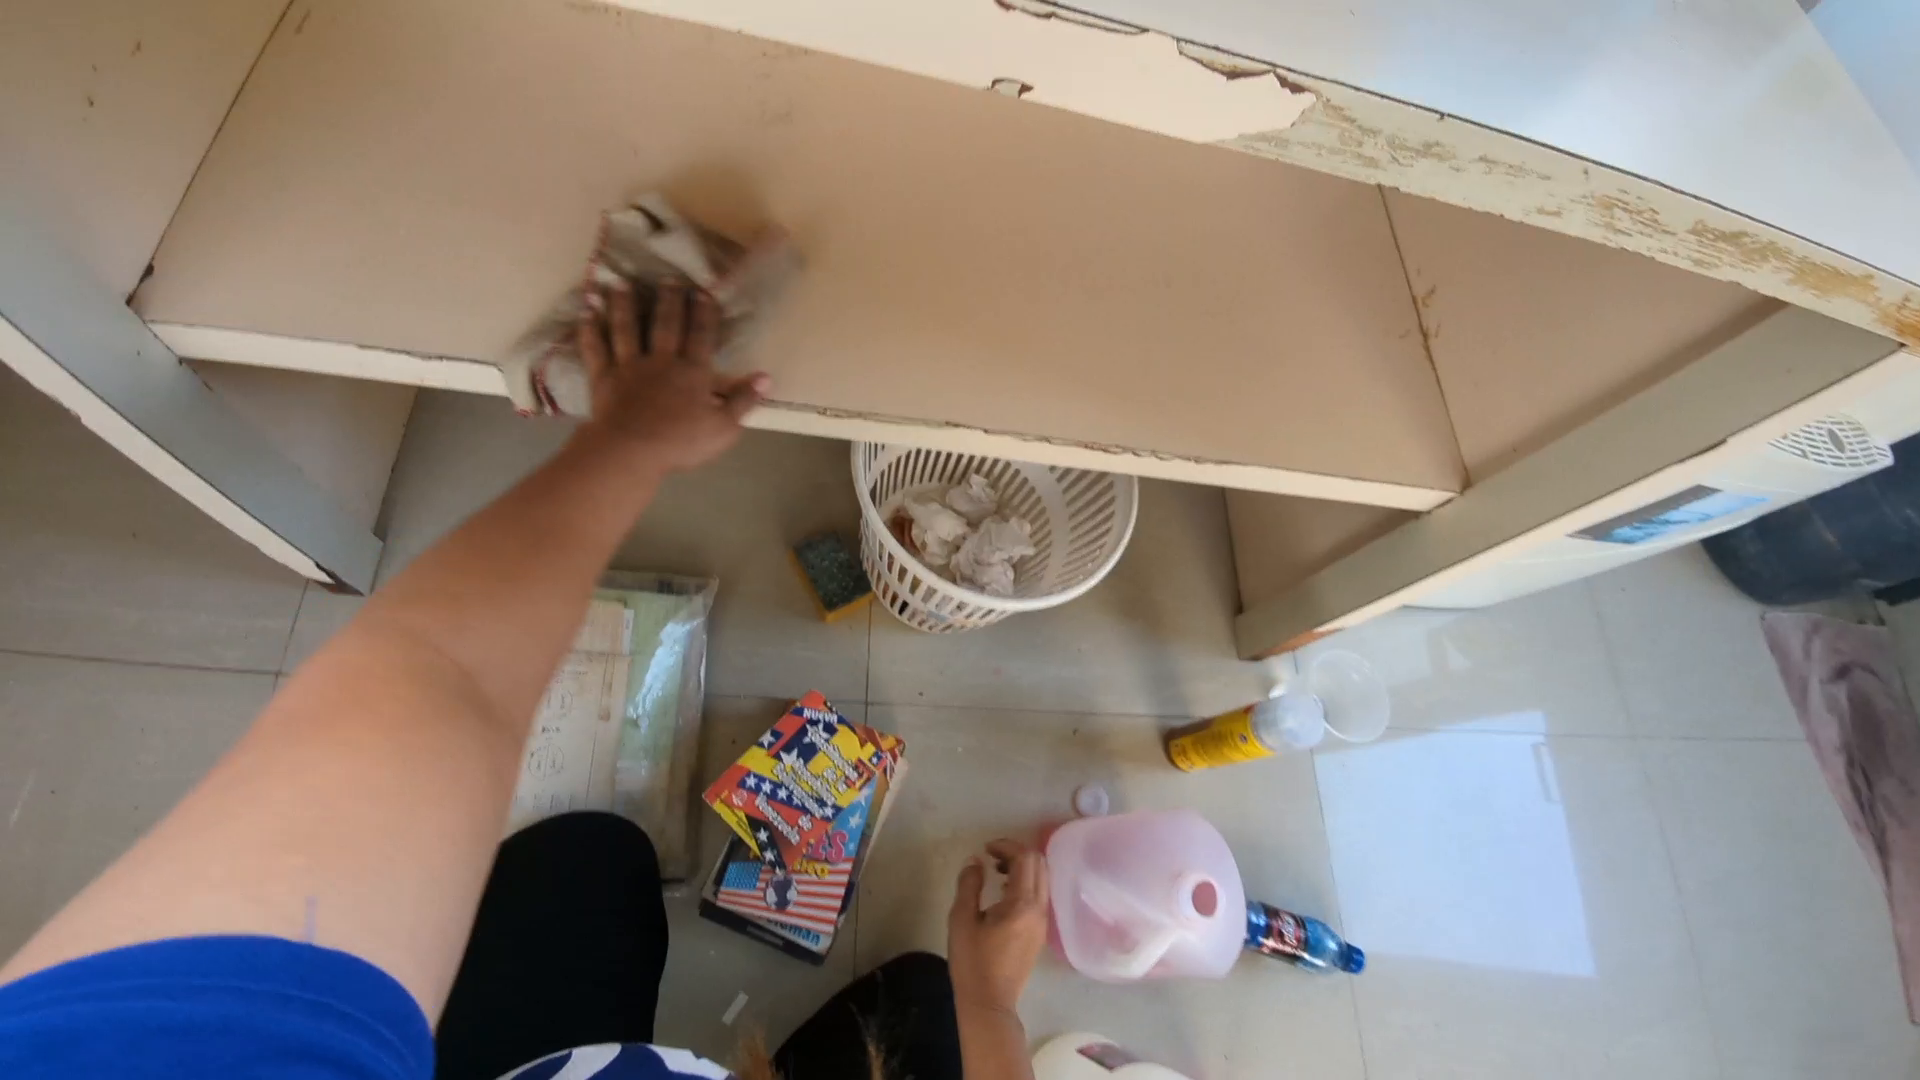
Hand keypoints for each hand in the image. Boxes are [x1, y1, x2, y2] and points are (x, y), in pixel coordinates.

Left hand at [574, 279, 769, 472]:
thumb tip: (765, 377)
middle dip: (668, 300)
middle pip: (665, 324)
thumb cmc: (682, 441)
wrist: (631, 450)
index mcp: (693, 372)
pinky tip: (587, 311)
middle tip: (668, 279)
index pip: (701, 336)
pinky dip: (591, 328)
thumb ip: (744, 400)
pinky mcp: (603, 377)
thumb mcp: (724, 427)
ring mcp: (629, 366)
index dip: (703, 313)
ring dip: (624, 305)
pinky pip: (596, 347)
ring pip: (627, 328)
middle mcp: (661, 361)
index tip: (703, 292)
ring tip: (622, 283)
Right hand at [948, 839, 1049, 1016]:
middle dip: (1016, 852)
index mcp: (1022, 904)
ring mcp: (1043, 921)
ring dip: (1022, 867)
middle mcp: (1039, 909)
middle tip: (992, 857)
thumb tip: (975, 859)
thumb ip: (969, 884)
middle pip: (1039, 864)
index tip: (986, 849)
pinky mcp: (1040, 931)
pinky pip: (1040, 894)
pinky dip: (1026, 882)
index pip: (1025, 858)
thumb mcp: (962, 919)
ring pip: (1042, 878)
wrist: (989, 1004)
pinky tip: (1004, 892)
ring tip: (996, 872)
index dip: (1006, 845)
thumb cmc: (972, 962)